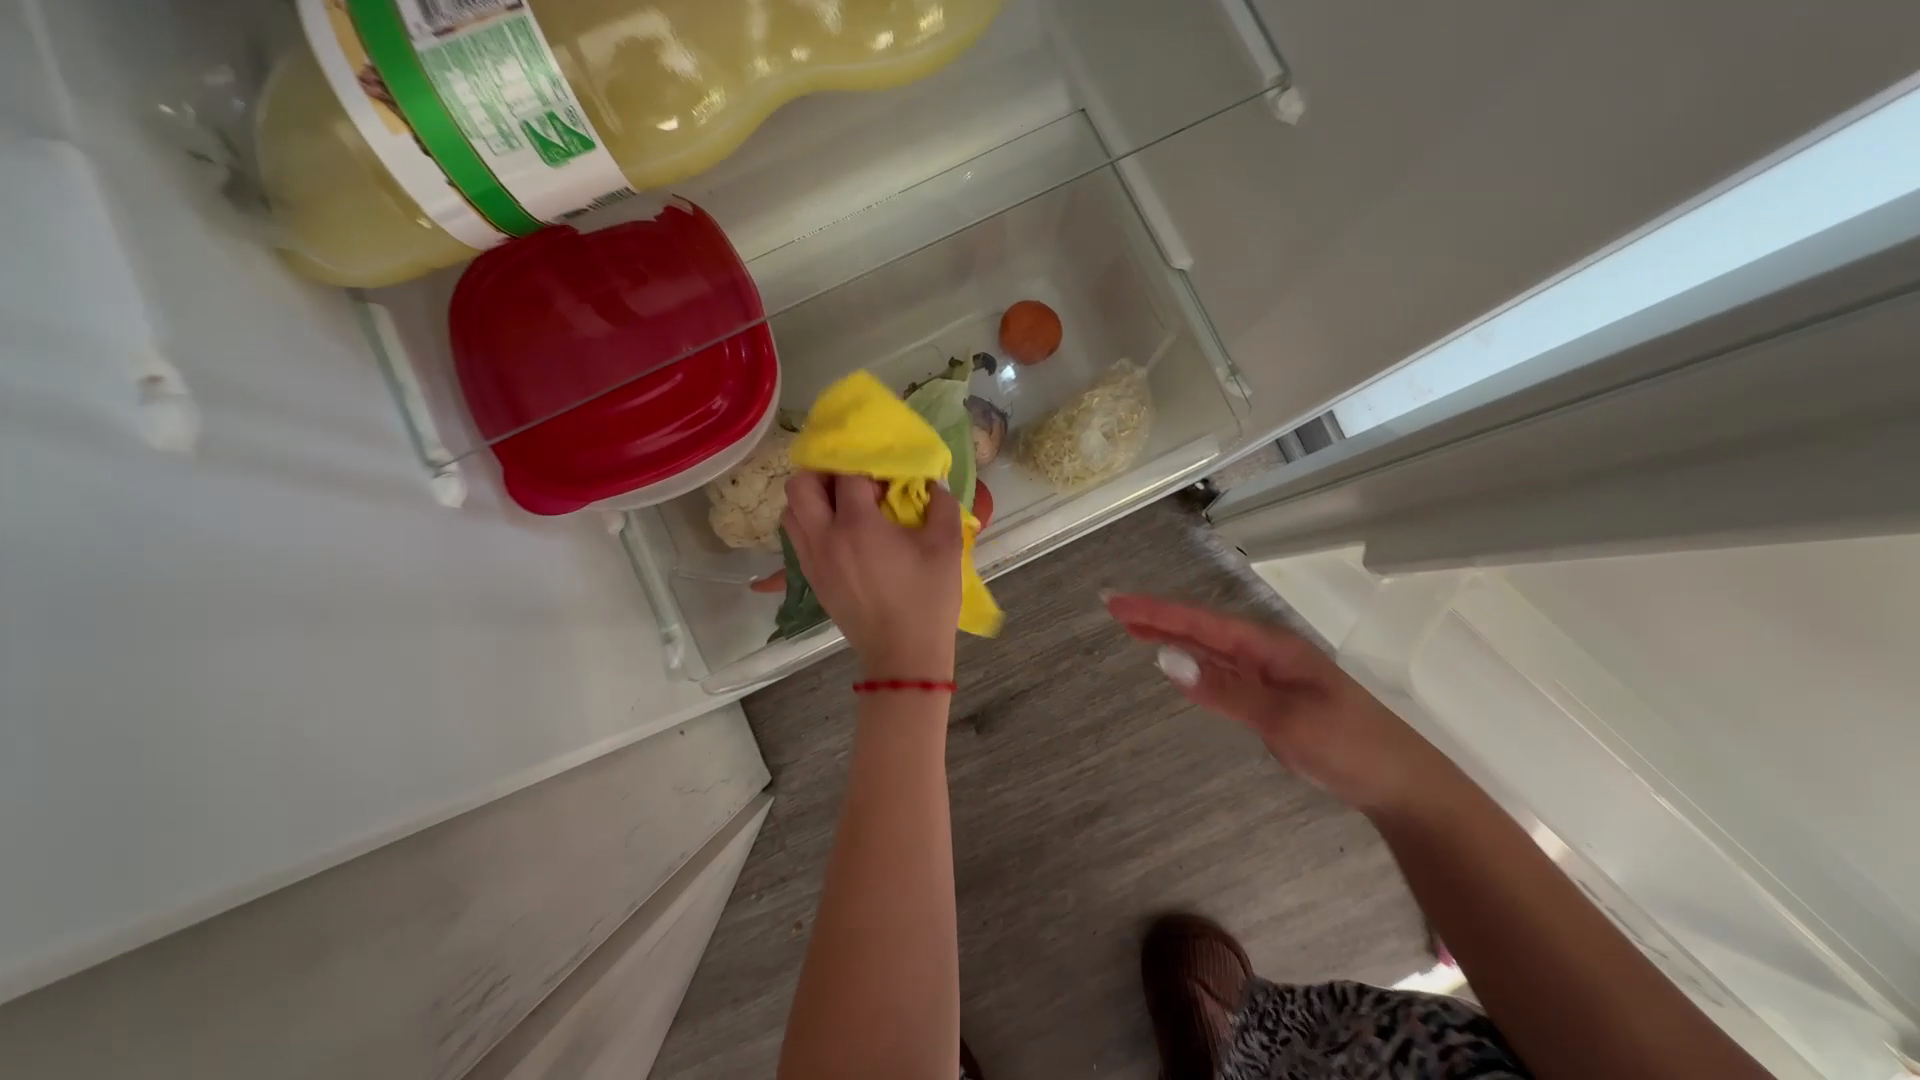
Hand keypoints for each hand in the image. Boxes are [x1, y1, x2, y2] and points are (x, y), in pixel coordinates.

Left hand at [782, 472, 963, 679]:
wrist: (903, 655)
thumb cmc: (928, 600)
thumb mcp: (947, 546)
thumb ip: (941, 504)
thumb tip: (932, 484)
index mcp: (858, 525)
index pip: (846, 474)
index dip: (866, 468)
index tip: (886, 480)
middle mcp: (825, 538)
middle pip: (799, 485)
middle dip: (823, 474)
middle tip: (851, 483)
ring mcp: (813, 560)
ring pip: (791, 512)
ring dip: (811, 500)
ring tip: (842, 507)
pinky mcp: (811, 579)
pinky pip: (796, 539)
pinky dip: (810, 525)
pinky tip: (840, 534)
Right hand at [1105, 594, 1454, 814]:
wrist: (1401, 783)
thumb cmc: (1348, 746)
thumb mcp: (1284, 720)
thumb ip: (1226, 690)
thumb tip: (1167, 660)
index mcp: (1270, 648)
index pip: (1201, 623)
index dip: (1155, 611)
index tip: (1114, 601)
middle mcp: (1268, 654)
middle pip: (1202, 629)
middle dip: (1156, 617)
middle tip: (1112, 607)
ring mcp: (1272, 676)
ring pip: (1211, 649)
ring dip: (1171, 636)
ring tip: (1132, 628)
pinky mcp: (1274, 699)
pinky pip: (1223, 672)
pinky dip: (1194, 662)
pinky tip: (1181, 663)